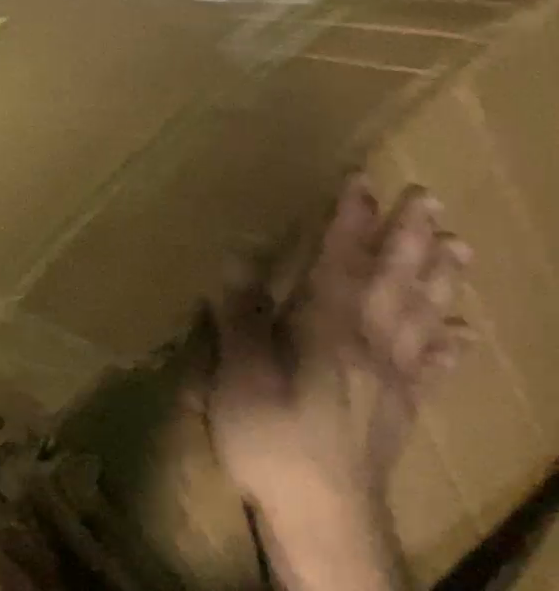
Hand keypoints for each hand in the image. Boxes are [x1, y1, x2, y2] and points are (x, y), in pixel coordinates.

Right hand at [207, 178, 472, 517]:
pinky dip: (448, 341)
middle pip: (395, 284)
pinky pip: (433, 366)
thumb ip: (241, 318)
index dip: (351, 223)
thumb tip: (238, 258)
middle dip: (410, 239)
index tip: (362, 182)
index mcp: (326, 333)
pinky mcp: (400, 408)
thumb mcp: (237, 376)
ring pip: (422, 316)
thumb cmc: (268, 439)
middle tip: (430, 199)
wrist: (324, 515)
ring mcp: (393, 380)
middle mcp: (370, 347)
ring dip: (439, 278)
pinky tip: (459, 328)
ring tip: (459, 245)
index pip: (341, 265)